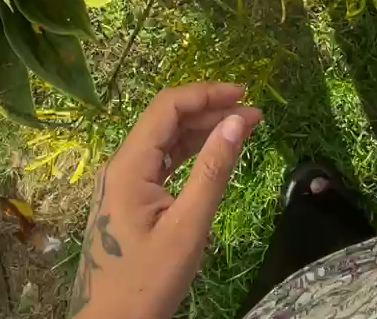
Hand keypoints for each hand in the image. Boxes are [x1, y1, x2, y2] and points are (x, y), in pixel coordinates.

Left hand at [67, 83, 261, 318]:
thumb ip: (213, 170)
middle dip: (211, 109)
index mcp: (129, 164)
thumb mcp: (188, 228)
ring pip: (168, 138)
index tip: (243, 94)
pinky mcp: (132, 196)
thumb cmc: (148, 283)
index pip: (168, 107)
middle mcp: (123, 163)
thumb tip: (237, 121)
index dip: (206, 93)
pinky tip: (217, 151)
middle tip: (253, 114)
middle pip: (168, 118)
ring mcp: (125, 180)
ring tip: (244, 128)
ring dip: (204, 128)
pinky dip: (192, 150)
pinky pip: (164, 160)